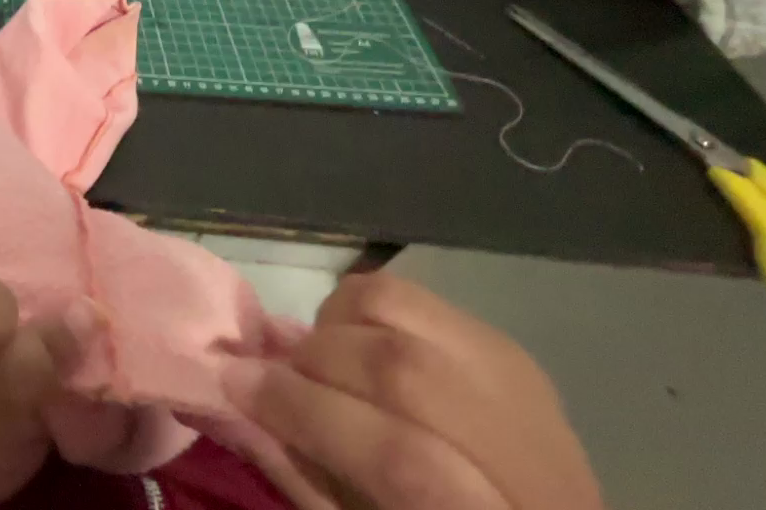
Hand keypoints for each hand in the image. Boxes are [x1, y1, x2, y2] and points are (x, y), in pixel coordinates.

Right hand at [224, 273, 601, 509]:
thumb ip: (303, 468)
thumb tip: (235, 390)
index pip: (401, 459)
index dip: (306, 413)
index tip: (235, 385)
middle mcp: (530, 457)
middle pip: (404, 370)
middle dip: (316, 362)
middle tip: (273, 373)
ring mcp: (523, 389)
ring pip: (408, 313)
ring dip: (337, 324)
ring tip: (319, 358)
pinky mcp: (506, 349)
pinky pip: (415, 297)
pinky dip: (362, 307)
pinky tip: (354, 341)